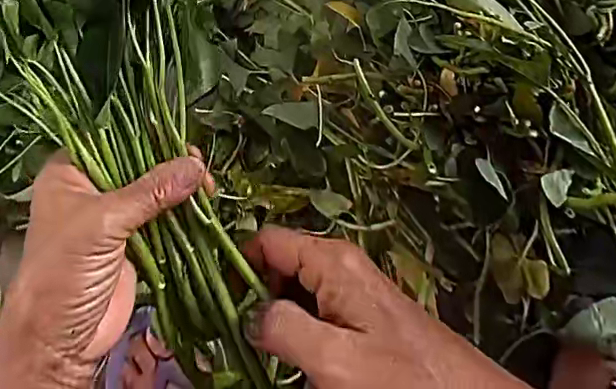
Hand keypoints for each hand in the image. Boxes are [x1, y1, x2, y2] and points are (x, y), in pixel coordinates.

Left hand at [0, 151, 208, 388]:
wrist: (58, 345)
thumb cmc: (63, 270)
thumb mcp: (104, 222)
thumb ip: (150, 191)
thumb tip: (195, 166)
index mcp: (71, 170)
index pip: (113, 136)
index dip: (147, 133)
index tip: (180, 135)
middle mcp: (91, 186)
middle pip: (138, 161)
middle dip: (170, 161)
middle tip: (198, 163)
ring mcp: (112, 215)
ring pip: (153, 189)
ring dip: (180, 187)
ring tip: (207, 184)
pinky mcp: (131, 241)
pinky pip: (161, 217)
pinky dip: (181, 211)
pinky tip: (202, 204)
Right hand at [242, 228, 529, 388]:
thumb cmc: (401, 378)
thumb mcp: (335, 359)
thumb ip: (285, 329)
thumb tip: (248, 314)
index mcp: (331, 260)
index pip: (266, 240)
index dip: (237, 265)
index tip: (214, 299)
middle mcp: (339, 264)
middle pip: (278, 265)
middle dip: (254, 296)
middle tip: (234, 337)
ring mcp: (351, 289)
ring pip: (295, 292)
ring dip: (274, 318)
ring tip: (258, 354)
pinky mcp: (362, 314)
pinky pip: (315, 311)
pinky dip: (297, 330)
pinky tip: (292, 362)